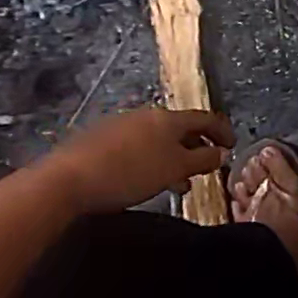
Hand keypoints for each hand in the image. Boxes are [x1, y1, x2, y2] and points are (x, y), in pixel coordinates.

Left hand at [39, 108, 233, 213]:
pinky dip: (150, 160)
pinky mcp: (99, 140)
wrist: (64, 181)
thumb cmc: (130, 172)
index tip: (232, 146)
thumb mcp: (175, 169)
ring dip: (173, 157)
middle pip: (180, 128)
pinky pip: (137, 146)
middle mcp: (147, 115)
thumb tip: (221, 153)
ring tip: (177, 182)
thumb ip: (203, 159)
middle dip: (196, 146)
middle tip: (205, 166)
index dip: (223, 131)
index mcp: (169, 118)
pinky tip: (145, 179)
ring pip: (158, 139)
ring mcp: (121, 126)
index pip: (206, 119)